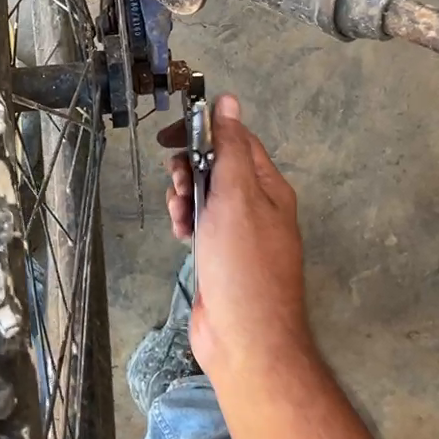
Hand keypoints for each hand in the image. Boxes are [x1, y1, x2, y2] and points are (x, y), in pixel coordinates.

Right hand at [159, 94, 312, 386]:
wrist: (245, 338)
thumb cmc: (242, 262)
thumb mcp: (236, 195)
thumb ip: (229, 146)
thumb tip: (228, 100)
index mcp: (268, 186)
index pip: (235, 139)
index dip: (203, 132)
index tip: (170, 136)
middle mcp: (257, 205)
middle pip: (216, 166)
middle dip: (190, 170)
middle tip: (179, 185)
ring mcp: (238, 232)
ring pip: (204, 195)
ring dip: (184, 197)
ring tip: (180, 215)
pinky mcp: (220, 255)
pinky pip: (199, 223)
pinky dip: (186, 222)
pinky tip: (180, 235)